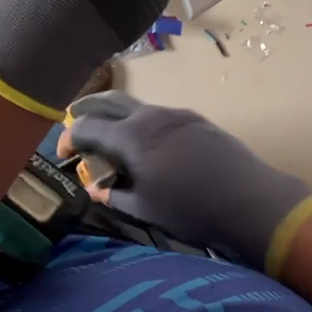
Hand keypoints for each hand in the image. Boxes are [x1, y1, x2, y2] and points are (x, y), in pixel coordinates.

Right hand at [59, 92, 311, 276]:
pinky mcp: (195, 119)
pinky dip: (140, 121)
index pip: (87, 127)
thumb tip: (94, 187)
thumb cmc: (191, 210)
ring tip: (109, 134)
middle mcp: (149, 116)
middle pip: (107, 101)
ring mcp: (175, 114)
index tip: (62, 153)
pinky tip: (146, 142)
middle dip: (86, 110)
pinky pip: (157, 113)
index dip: (68, 138)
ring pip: (135, 105)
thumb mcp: (145, 209)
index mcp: (131, 137)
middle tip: (74, 123)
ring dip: (115, 115)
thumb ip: (115, 195)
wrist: (249, 199)